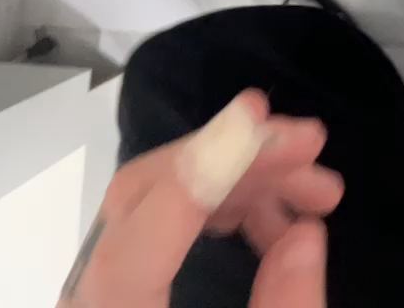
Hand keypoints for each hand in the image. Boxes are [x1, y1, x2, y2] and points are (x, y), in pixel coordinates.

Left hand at [60, 90, 344, 307]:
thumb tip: (304, 234)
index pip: (136, 239)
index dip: (198, 167)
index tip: (256, 114)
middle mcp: (86, 304)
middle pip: (145, 199)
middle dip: (238, 158)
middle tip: (314, 145)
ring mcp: (93, 296)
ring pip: (158, 202)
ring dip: (242, 179)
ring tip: (318, 190)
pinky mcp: (112, 294)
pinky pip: (161, 229)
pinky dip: (224, 208)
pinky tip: (275, 221)